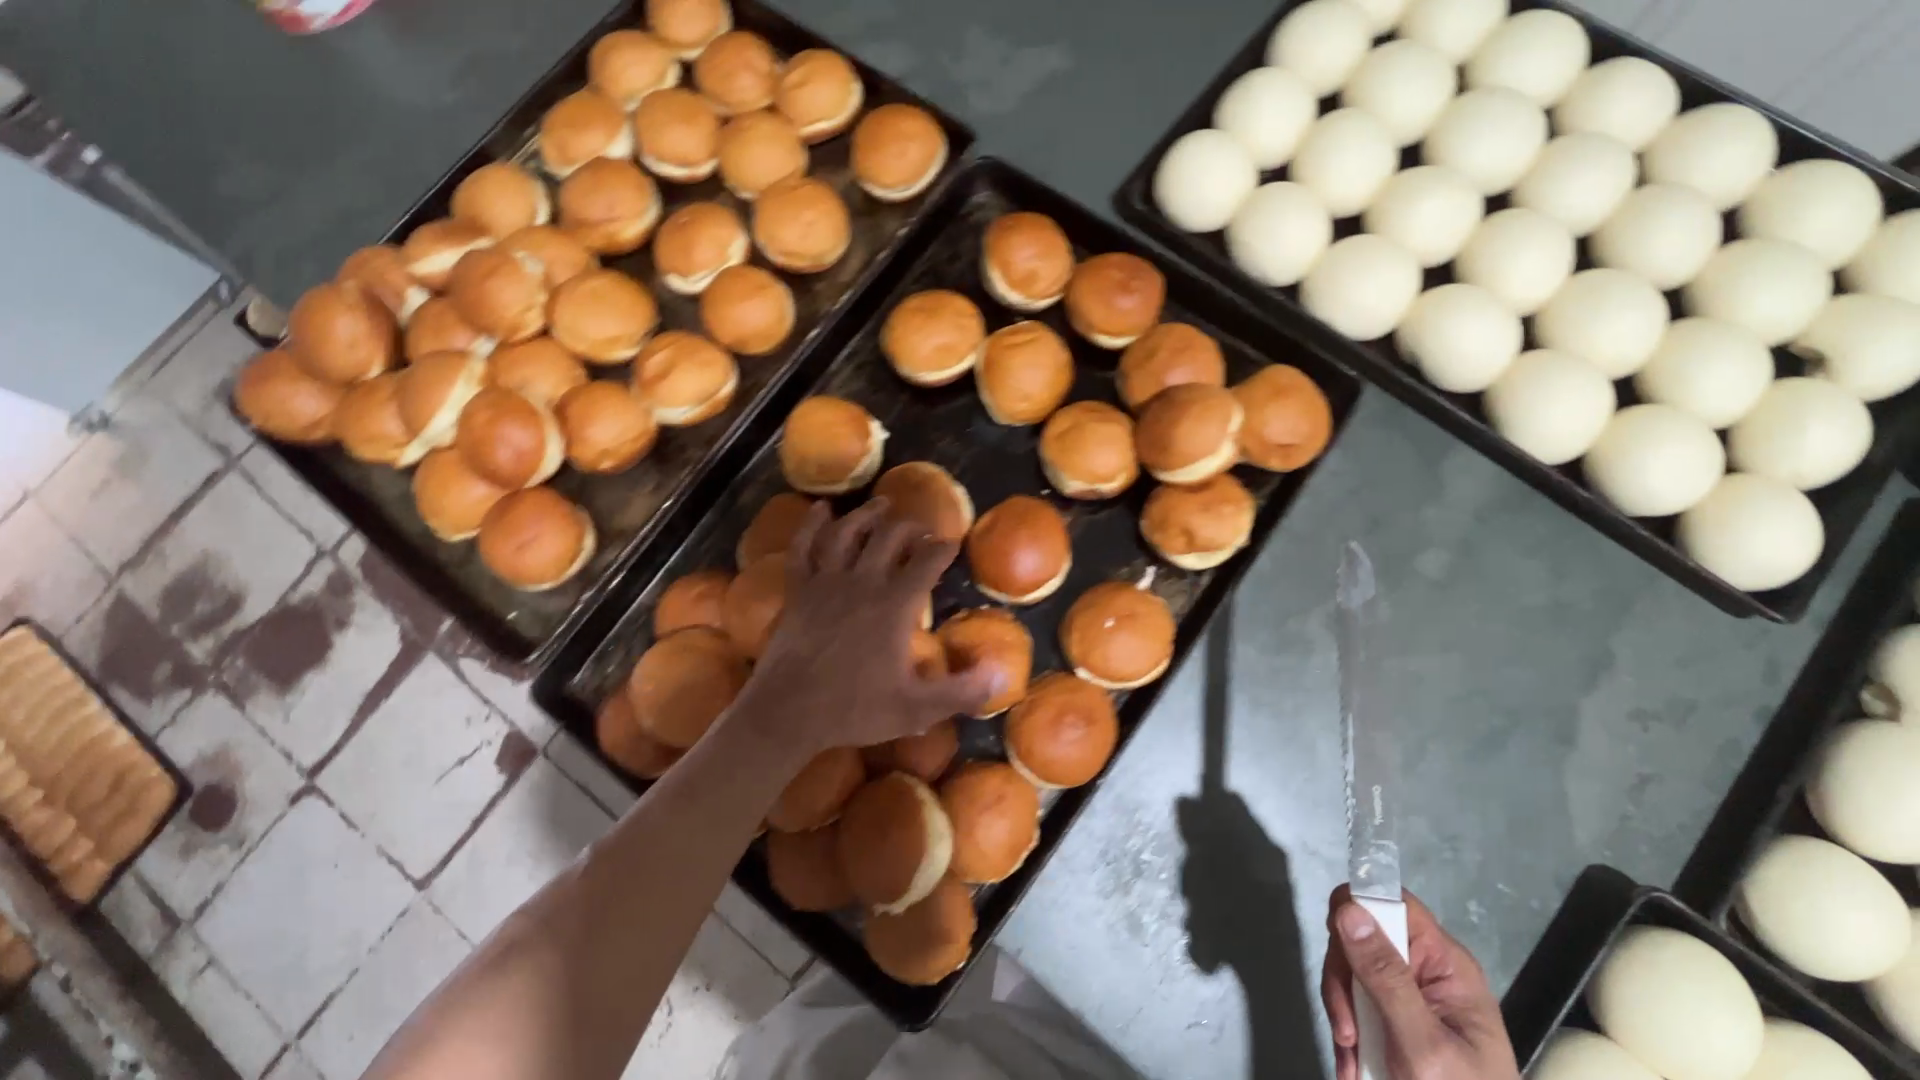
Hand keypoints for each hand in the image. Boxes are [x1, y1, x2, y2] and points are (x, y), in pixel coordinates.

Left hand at [741, 498, 996, 756]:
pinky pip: (804, 547)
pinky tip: (821, 509)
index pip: (927, 562)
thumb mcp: (917, 709)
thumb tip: (1000, 671)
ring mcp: (826, 582)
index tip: (952, 543)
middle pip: (890, 537)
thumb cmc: (854, 710)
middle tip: (923, 529)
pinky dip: (812, 524)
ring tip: (883, 505)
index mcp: (895, 605)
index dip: (943, 548)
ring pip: (847, 532)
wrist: (788, 712)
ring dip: (868, 515)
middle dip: (911, 527)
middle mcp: (863, 582)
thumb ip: (962, 691)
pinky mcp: (798, 590)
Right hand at [1320, 887, 1518, 1079]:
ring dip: (1342, 1015)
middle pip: (1361, 938)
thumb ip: (1385, 976)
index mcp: (1444, 963)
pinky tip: (1353, 1068)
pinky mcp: (1394, 1019)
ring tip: (1351, 1061)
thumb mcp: (1422, 1043)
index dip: (1356, 909)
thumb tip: (1348, 908)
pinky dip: (1347, 1036)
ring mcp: (1409, 994)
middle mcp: (1426, 969)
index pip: (1394, 903)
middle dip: (1343, 982)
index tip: (1336, 948)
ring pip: (1351, 974)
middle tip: (1345, 1031)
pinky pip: (1355, 1007)